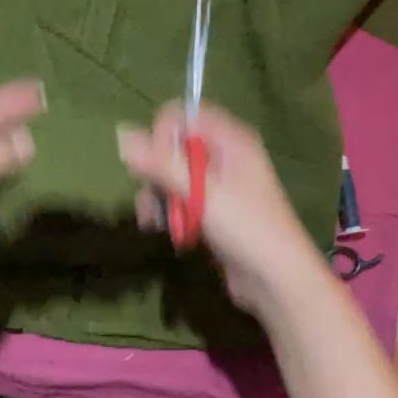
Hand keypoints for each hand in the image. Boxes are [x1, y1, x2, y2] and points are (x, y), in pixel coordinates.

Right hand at [117, 100, 326, 313]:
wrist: (275, 280)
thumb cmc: (246, 229)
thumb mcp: (202, 194)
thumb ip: (161, 164)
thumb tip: (122, 133)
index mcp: (231, 141)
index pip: (184, 117)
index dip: (162, 136)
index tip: (150, 164)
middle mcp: (224, 157)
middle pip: (173, 148)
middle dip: (155, 173)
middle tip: (152, 200)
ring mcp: (217, 186)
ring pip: (171, 177)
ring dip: (156, 197)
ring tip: (153, 222)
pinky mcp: (210, 211)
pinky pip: (178, 200)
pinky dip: (167, 212)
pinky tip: (162, 230)